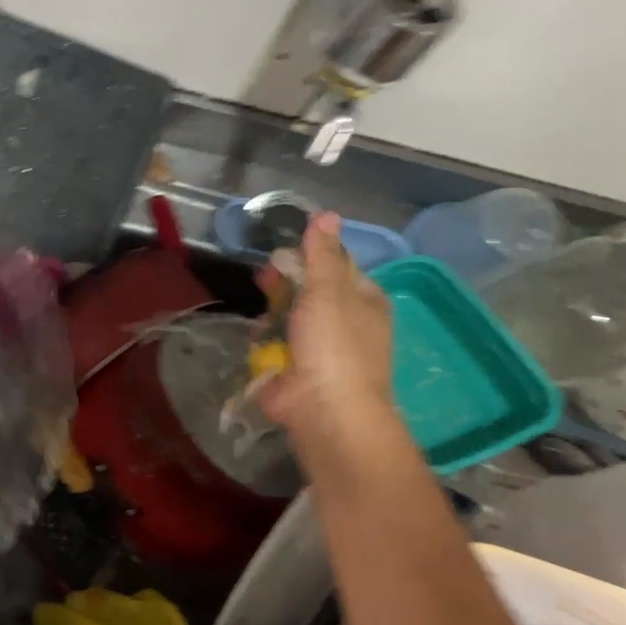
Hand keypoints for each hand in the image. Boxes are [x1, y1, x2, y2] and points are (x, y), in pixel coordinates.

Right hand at [256, 212, 396, 450]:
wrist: (323, 410)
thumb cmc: (334, 346)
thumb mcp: (328, 291)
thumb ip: (322, 254)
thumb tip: (326, 214)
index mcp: (365, 300)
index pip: (336, 266)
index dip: (309, 257)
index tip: (284, 256)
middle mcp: (346, 322)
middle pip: (308, 291)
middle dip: (284, 286)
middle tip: (266, 282)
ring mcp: (319, 348)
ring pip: (287, 317)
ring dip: (271, 316)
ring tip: (265, 324)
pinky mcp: (294, 369)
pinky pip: (274, 345)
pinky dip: (264, 344)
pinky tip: (260, 346)